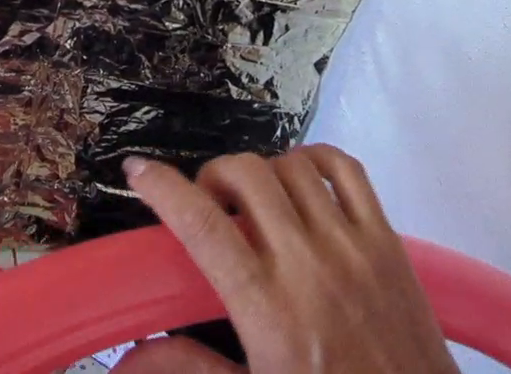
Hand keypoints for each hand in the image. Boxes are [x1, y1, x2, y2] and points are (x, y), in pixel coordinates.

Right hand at [117, 146, 460, 373]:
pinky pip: (346, 169)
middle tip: (208, 203)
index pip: (202, 225)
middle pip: (246, 176)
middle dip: (213, 174)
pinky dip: (314, 158)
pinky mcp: (387, 239)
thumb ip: (189, 369)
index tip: (137, 169)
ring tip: (253, 200)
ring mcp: (353, 245)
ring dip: (261, 171)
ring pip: (291, 166)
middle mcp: (308, 264)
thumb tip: (123, 361)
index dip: (163, 187)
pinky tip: (299, 178)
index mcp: (268, 308)